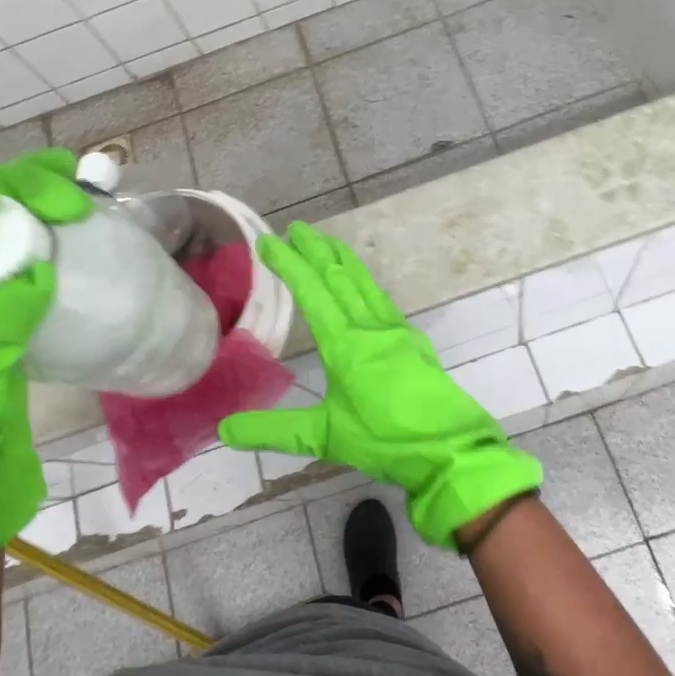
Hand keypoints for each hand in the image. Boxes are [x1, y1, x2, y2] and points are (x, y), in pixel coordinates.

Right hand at [217, 224, 541, 548]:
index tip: (269, 242)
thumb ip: (274, 430)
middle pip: (339, 276)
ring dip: (342, 259)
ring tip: (326, 243)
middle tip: (297, 228)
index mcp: (345, 344)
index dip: (288, 264)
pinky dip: (363, 282)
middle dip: (316, 250)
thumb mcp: (325, 437)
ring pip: (364, 283)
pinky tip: (362, 288)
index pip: (312, 292)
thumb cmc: (386, 440)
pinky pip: (380, 300)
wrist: (450, 448)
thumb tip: (224, 431)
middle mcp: (370, 327)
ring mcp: (395, 331)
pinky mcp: (412, 341)